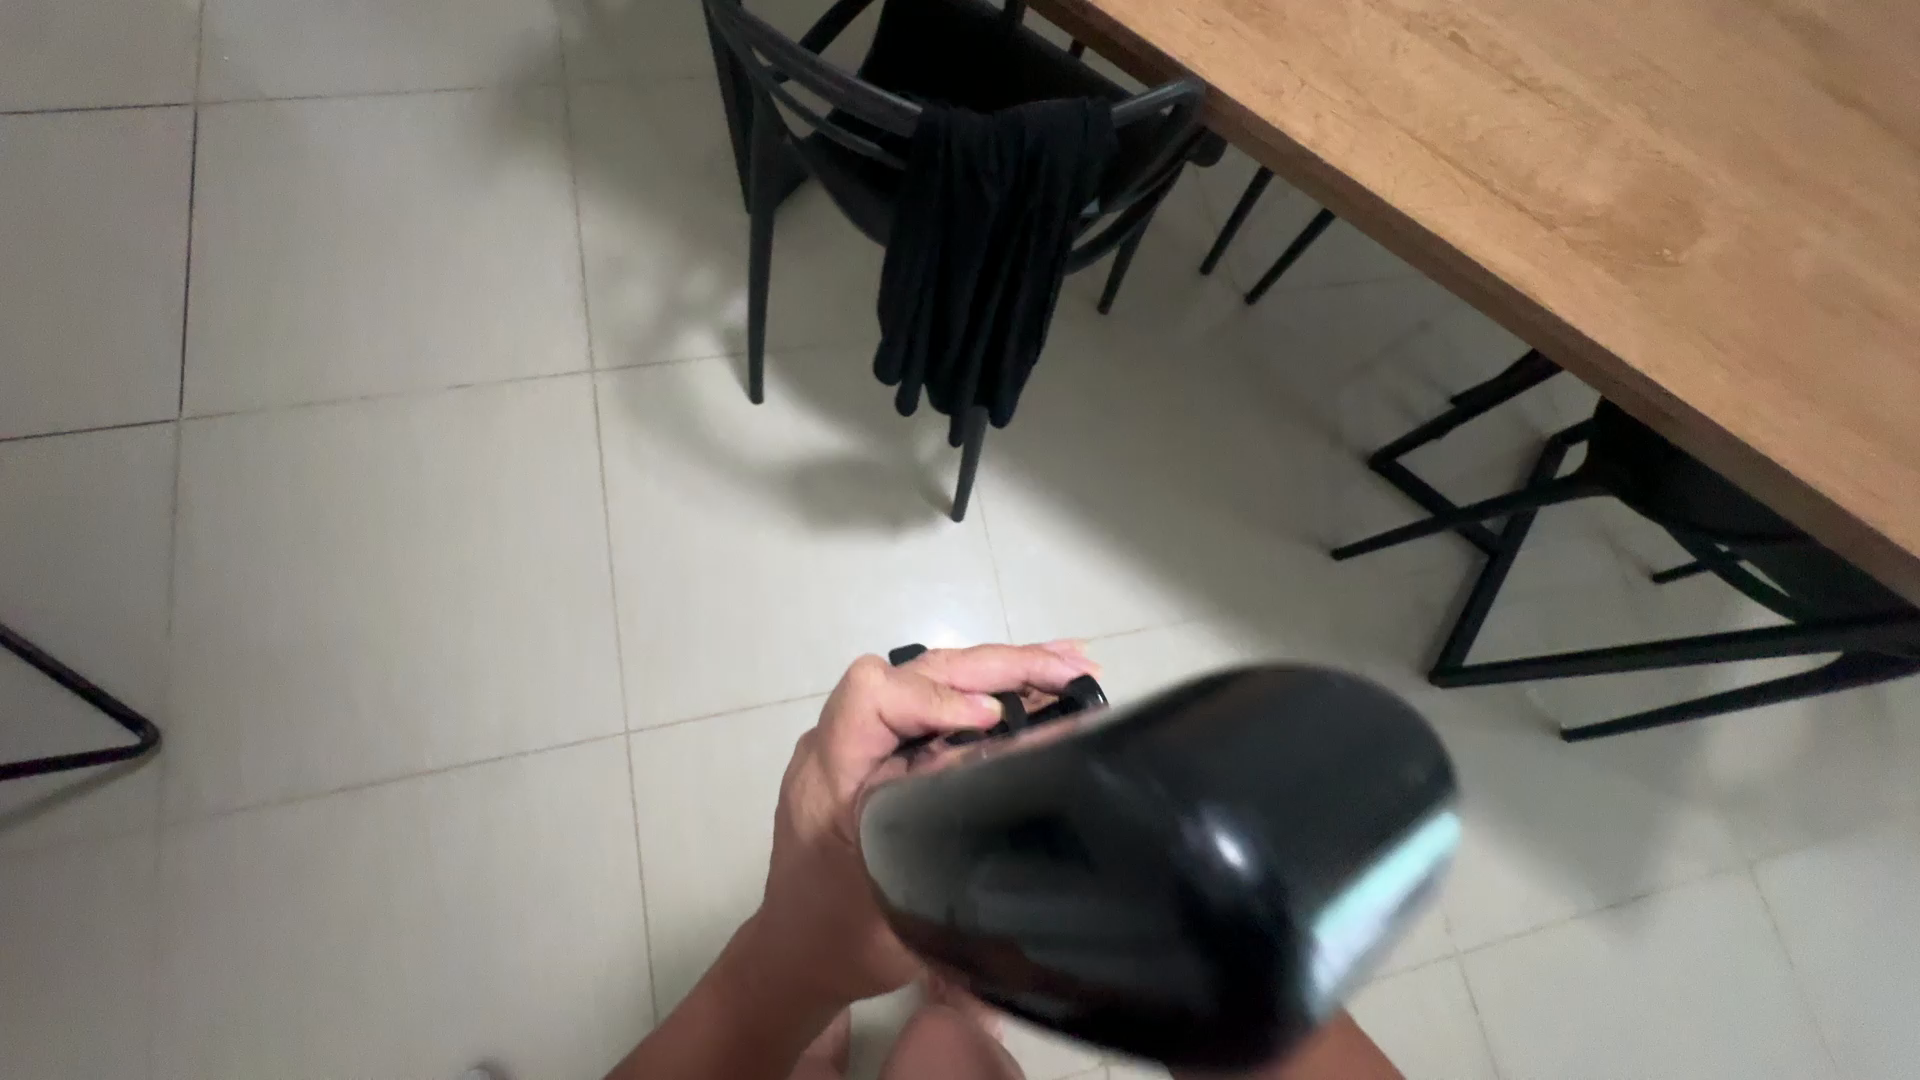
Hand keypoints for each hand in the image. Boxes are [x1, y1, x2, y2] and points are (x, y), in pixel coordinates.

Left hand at [747, 642, 1100, 1007]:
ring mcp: (863, 735)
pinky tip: (1036, 689)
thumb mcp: (890, 893)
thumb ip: (933, 824)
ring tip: (1070, 665)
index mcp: (831, 772)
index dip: (935, 698)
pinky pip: (935, 698)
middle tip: (1072, 668)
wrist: (799, 949)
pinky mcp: (883, 742)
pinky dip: (988, 688)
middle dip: (998, 667)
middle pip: (918, 672)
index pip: (870, 698)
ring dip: (1002, 668)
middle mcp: (843, 737)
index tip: (994, 717)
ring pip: (932, 676)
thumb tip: (1004, 763)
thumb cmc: (841, 933)